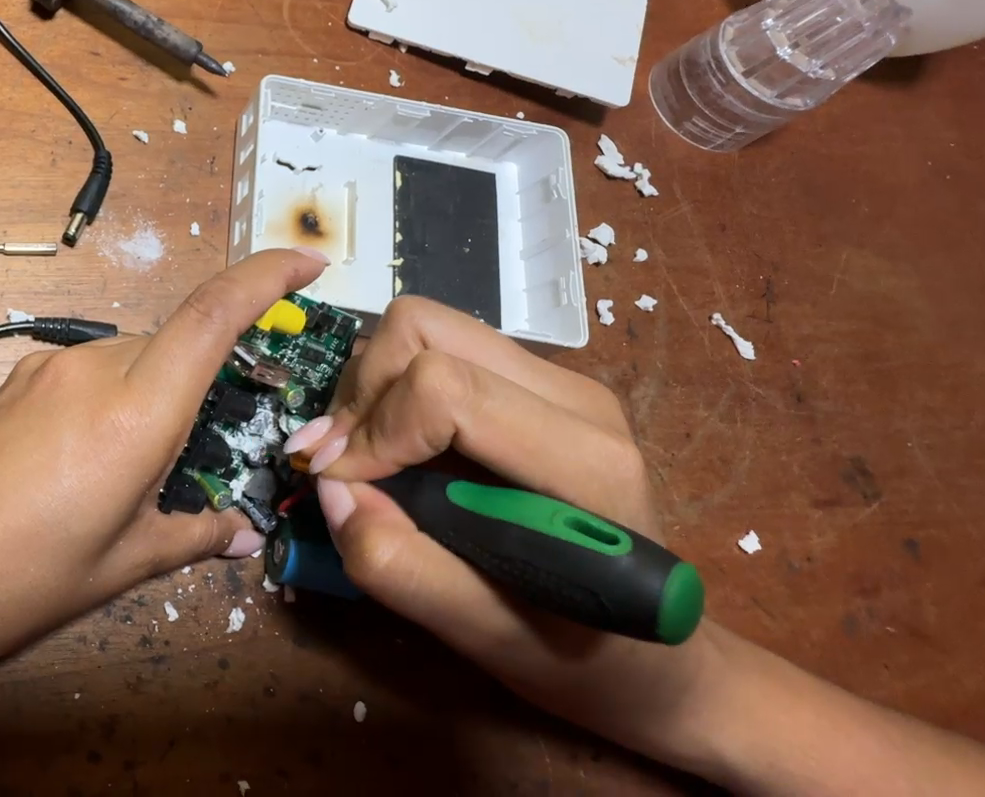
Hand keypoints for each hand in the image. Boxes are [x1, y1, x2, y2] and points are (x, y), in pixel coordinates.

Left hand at [0, 247, 328, 683]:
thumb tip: (239, 530)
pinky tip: (91, 462)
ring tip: (139, 472)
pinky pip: (87, 373)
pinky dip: (114, 401)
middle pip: (174, 343)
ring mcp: (45, 369)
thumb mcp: (121, 566)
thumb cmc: (20, 583)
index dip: (265, 276)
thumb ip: (190, 534)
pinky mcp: (15, 382)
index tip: (308, 264)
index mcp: (132, 411)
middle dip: (207, 378)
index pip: (211, 315)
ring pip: (130, 358)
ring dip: (155, 394)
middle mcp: (90, 369)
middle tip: (210, 446)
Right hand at [279, 296, 727, 767]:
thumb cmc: (577, 655)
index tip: (340, 483)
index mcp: (584, 459)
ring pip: (420, 327)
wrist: (653, 654)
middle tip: (339, 461)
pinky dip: (386, 387)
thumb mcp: (484, 636)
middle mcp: (572, 395)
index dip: (373, 431)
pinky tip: (387, 444)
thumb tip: (331, 489)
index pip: (442, 388)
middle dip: (360, 392)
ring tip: (359, 454)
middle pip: (421, 329)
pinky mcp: (528, 380)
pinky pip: (431, 347)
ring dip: (367, 387)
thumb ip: (400, 567)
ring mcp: (552, 378)